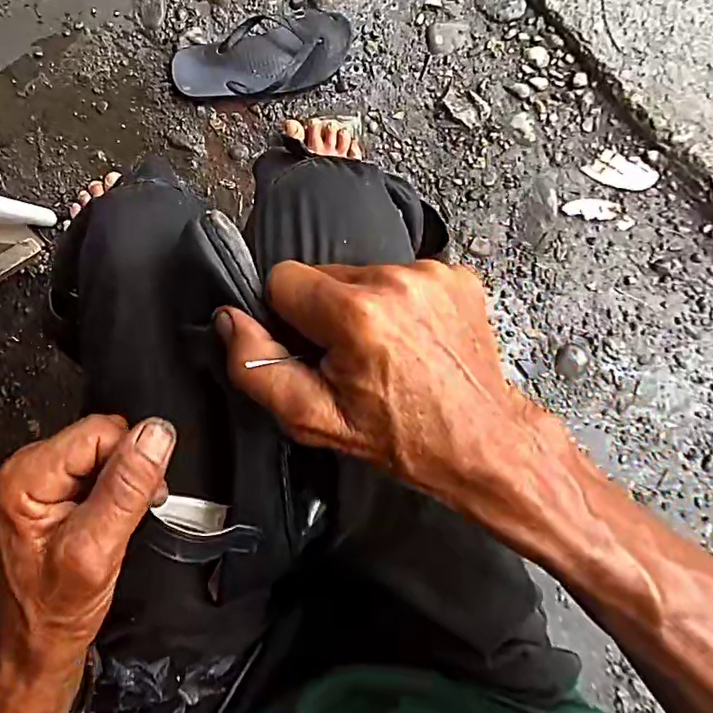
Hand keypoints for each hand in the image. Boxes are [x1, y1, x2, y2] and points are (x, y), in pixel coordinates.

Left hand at [0, 414, 175, 712]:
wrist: (38, 646)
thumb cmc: (52, 613)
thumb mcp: (95, 551)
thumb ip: (126, 489)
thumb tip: (154, 436)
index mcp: (26, 476)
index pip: (100, 431)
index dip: (130, 460)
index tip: (136, 497)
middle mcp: (29, 469)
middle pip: (102, 437)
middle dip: (128, 471)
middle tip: (123, 518)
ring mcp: (42, 478)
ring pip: (105, 452)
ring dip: (124, 483)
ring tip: (114, 524)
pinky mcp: (56, 489)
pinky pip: (100, 469)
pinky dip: (116, 491)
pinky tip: (109, 520)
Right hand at [217, 260, 580, 536]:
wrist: (481, 440)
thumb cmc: (402, 436)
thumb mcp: (312, 418)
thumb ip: (254, 366)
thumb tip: (230, 320)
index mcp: (356, 315)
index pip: (282, 277)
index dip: (285, 315)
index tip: (310, 346)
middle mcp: (396, 282)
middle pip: (321, 273)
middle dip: (323, 310)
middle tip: (348, 355)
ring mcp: (430, 275)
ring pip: (359, 273)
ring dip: (359, 306)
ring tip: (382, 349)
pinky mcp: (453, 274)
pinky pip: (397, 274)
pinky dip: (395, 302)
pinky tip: (408, 338)